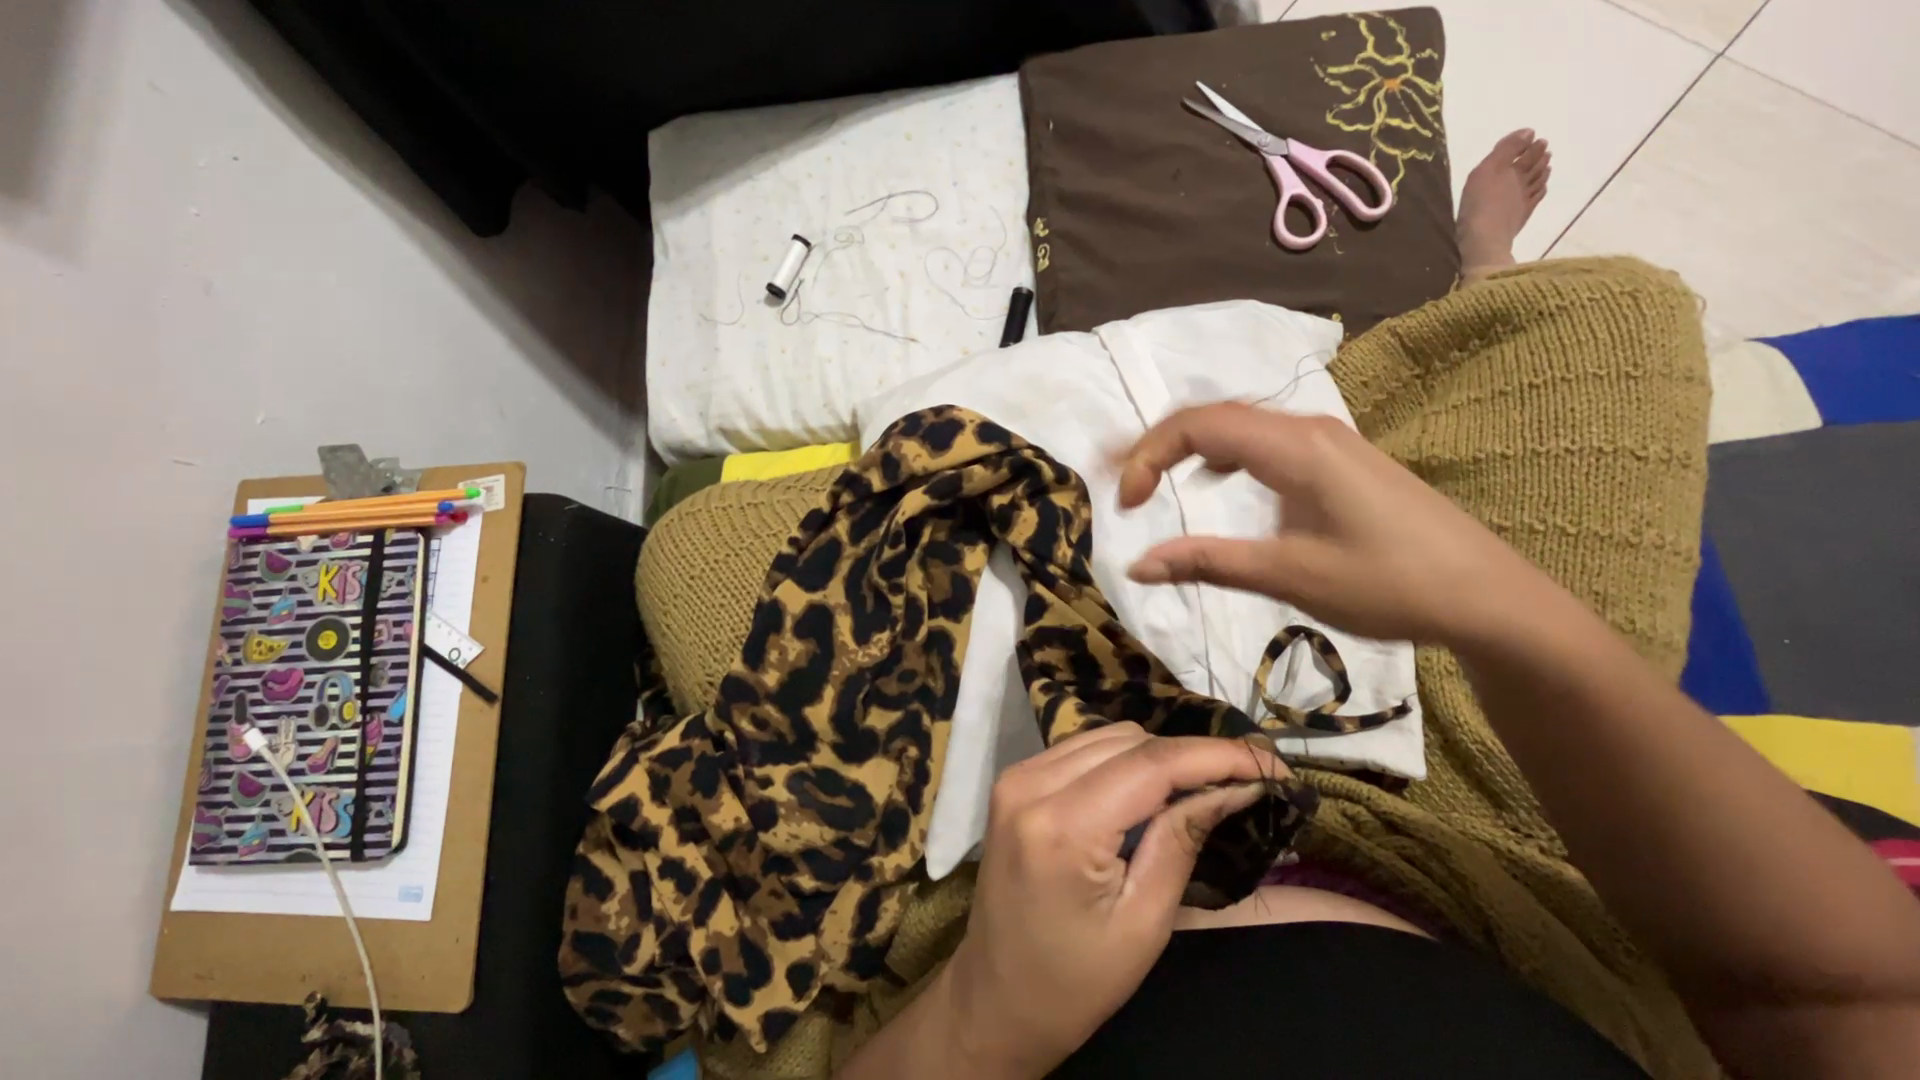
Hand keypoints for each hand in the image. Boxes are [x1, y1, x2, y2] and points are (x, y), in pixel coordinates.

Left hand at [938, 723, 1280, 1077]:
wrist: (995, 998)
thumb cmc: (1075, 980)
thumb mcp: (1145, 922)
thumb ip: (1183, 839)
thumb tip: (1234, 785)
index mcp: (1062, 826)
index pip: (1152, 763)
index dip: (1217, 755)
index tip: (1272, 761)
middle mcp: (1031, 785)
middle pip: (1130, 741)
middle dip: (1190, 757)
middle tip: (1240, 785)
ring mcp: (1016, 779)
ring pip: (1106, 737)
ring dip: (1156, 757)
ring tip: (1196, 793)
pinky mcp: (1013, 783)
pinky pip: (1081, 750)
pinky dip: (1122, 762)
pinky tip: (1146, 796)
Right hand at [1117, 402, 1552, 647]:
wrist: (1487, 596)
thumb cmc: (1389, 585)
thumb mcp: (1290, 577)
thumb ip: (1210, 562)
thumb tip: (1137, 565)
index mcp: (1295, 448)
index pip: (1198, 426)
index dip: (1149, 456)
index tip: (1126, 504)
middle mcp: (1309, 429)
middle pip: (1214, 415)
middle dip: (1158, 443)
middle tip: (1119, 481)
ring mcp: (1329, 442)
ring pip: (1240, 425)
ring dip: (1190, 447)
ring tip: (1152, 479)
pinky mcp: (1340, 461)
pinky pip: (1265, 441)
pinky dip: (1224, 456)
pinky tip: (1215, 484)